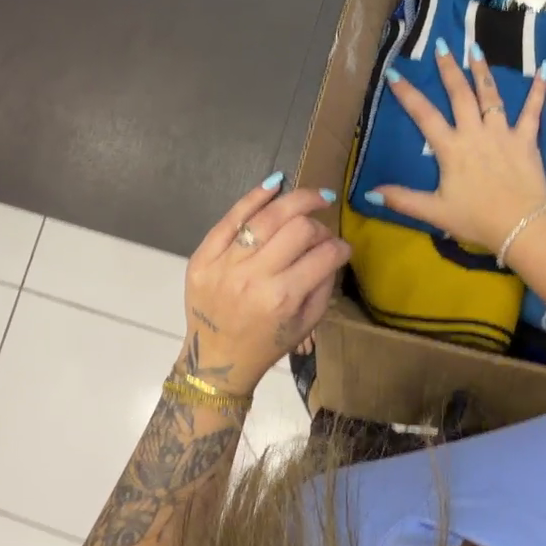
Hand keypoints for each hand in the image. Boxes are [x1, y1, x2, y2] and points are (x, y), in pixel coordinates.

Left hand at [181, 175, 350, 394]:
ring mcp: (224, 265)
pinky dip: (255, 197)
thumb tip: (333, 247)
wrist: (216, 360)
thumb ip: (324, 284)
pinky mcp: (202, 257)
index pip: (324, 254)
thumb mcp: (306, 324)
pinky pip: (230, 217)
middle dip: (319, 224)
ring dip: (295, 201)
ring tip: (311, 198)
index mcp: (283, 298)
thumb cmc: (267, 343)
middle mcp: (254, 277)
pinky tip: (275, 185)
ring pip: (266, 217)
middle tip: (322, 228)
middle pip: (298, 228)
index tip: (342, 248)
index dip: (340, 247)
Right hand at [368, 40, 545, 253]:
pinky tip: (545, 70)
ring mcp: (503, 133)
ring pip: (491, 96)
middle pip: (459, 94)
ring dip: (482, 71)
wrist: (522, 226)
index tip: (395, 73)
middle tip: (441, 45)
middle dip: (448, 69)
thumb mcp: (435, 212)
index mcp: (451, 149)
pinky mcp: (527, 140)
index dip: (408, 94)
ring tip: (475, 48)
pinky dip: (539, 90)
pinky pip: (533, 111)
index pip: (424, 115)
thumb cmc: (477, 220)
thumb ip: (403, 199)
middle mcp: (475, 133)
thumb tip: (370, 191)